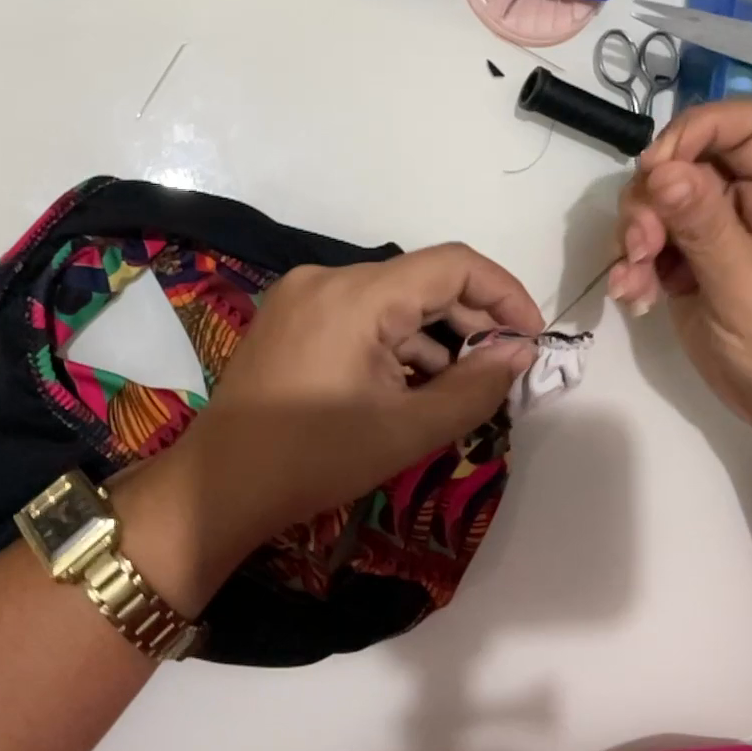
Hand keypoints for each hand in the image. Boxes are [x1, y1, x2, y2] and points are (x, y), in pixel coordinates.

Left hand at [110, 244, 543, 611]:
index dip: (503, 293)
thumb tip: (518, 352)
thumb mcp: (408, 430)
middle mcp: (328, 277)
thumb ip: (475, 386)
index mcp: (358, 294)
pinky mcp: (289, 316)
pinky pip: (359, 314)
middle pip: (421, 280)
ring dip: (432, 336)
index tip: (531, 337)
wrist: (220, 486)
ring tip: (457, 387)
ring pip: (390, 299)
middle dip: (470, 320)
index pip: (452, 264)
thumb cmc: (316, 459)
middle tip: (501, 369)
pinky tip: (408, 386)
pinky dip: (393, 341)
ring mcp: (303, 294)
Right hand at [606, 101, 751, 431]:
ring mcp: (715, 232)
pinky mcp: (687, 261)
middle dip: (651, 200)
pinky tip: (634, 296)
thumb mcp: (747, 289)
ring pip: (657, 199)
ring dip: (634, 235)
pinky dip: (632, 264)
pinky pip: (647, 240)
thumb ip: (704, 227)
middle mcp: (750, 203)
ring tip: (636, 280)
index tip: (654, 168)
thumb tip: (662, 169)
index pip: (747, 126)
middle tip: (639, 247)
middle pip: (687, 162)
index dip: (696, 131)